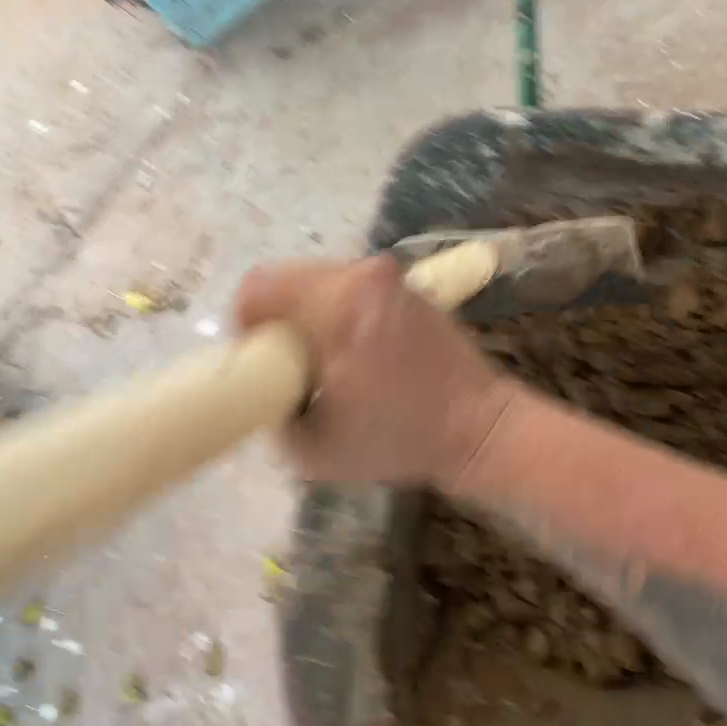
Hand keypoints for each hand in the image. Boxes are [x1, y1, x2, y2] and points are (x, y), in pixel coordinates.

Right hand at [234, 255, 520, 486]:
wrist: (479, 428)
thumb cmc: (397, 440)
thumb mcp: (312, 449)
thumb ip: (271, 411)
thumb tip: (262, 386)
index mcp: (338, 306)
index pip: (259, 287)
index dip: (247, 326)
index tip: (260, 361)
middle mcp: (364, 276)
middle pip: (288, 279)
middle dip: (280, 321)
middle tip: (290, 367)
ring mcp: (391, 277)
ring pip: (320, 281)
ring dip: (311, 316)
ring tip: (327, 363)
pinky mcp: (410, 286)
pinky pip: (353, 290)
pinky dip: (342, 314)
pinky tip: (359, 356)